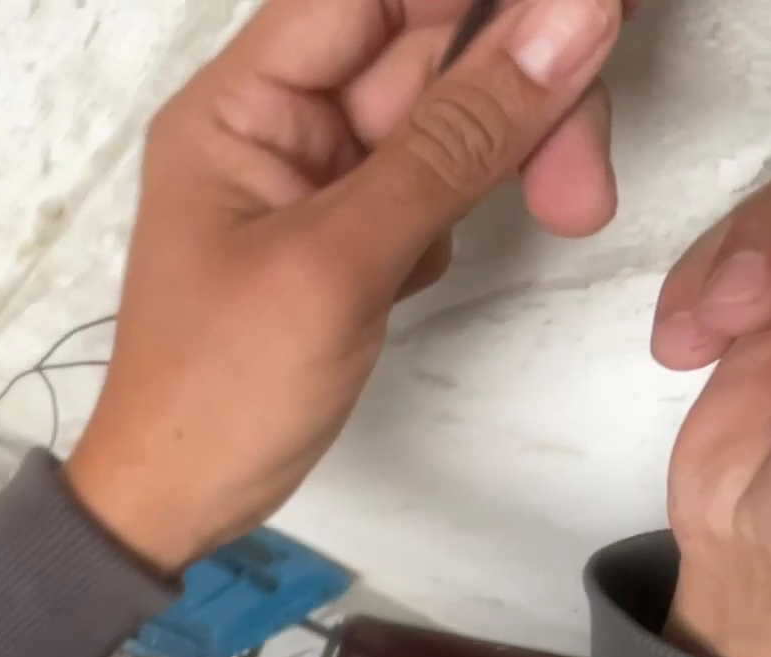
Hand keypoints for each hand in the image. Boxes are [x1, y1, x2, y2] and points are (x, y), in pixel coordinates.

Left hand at [66, 0, 622, 572]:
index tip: (593, 17)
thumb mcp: (334, 265)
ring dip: (492, 167)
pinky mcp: (329, 243)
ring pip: (434, 123)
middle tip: (579, 179)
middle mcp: (267, 133)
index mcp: (234, 111)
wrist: (177, 495)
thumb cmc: (215, 394)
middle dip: (512, 96)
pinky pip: (418, 191)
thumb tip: (574, 14)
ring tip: (492, 241)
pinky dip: (443, 224)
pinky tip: (408, 283)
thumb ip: (451, 141)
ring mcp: (301, 190)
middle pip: (420, 49)